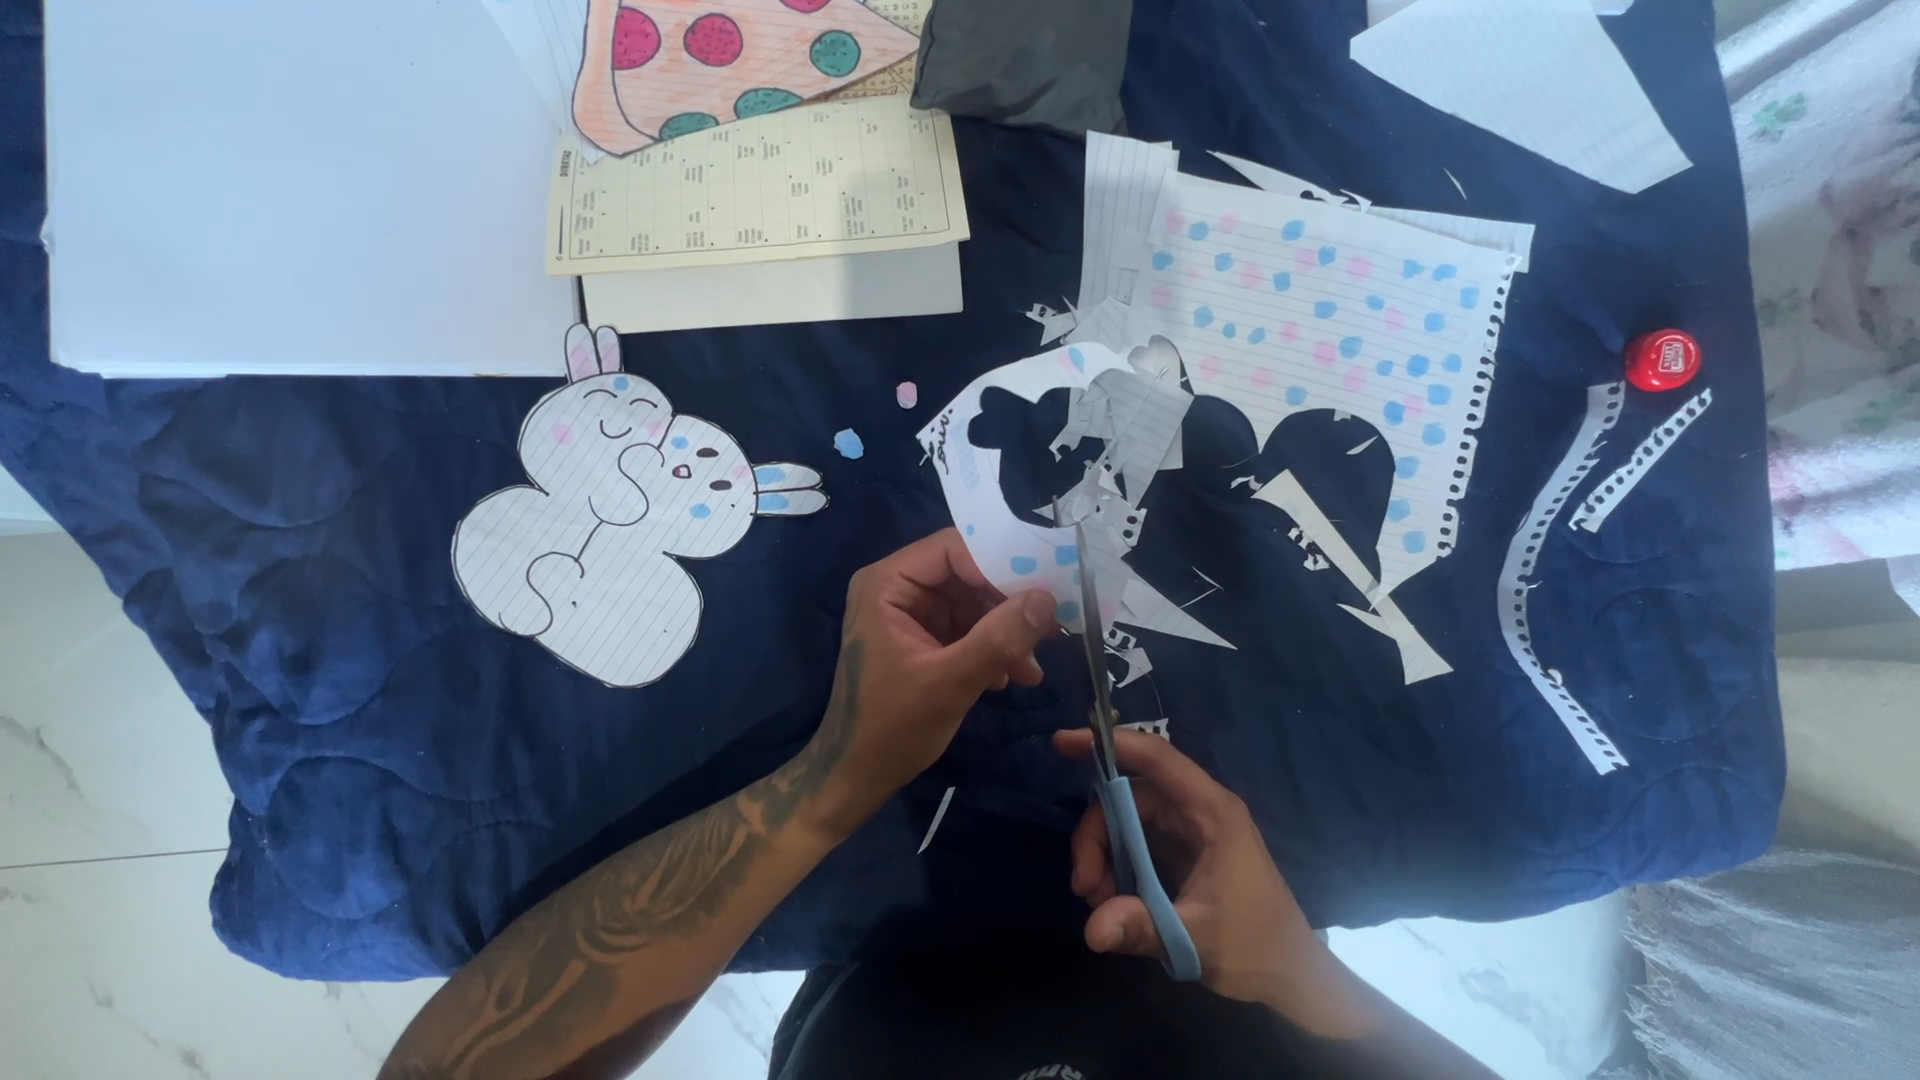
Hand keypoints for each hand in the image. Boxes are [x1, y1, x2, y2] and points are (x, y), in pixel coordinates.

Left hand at [802, 528, 1057, 840]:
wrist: (857, 776)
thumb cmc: (891, 728)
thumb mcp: (950, 682)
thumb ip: (998, 639)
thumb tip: (1047, 599)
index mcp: (887, 584)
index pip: (953, 549)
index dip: (1001, 562)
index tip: (1045, 586)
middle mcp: (896, 589)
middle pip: (967, 574)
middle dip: (1008, 603)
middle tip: (1051, 628)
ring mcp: (910, 614)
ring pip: (973, 602)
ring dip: (1006, 632)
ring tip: (1032, 669)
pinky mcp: (922, 639)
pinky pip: (967, 628)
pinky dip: (992, 647)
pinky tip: (1011, 677)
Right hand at [1053, 728, 1360, 1034]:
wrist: (1291, 978)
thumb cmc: (1255, 947)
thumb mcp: (1195, 938)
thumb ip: (1142, 927)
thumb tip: (1091, 930)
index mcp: (1211, 811)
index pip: (1156, 759)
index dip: (1109, 743)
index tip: (1062, 742)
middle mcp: (1197, 810)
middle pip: (1128, 797)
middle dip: (1096, 835)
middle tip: (1083, 885)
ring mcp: (1187, 830)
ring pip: (1126, 820)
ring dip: (1102, 855)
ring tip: (1097, 902)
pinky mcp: (1180, 851)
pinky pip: (1134, 843)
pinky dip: (1114, 866)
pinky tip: (1110, 902)